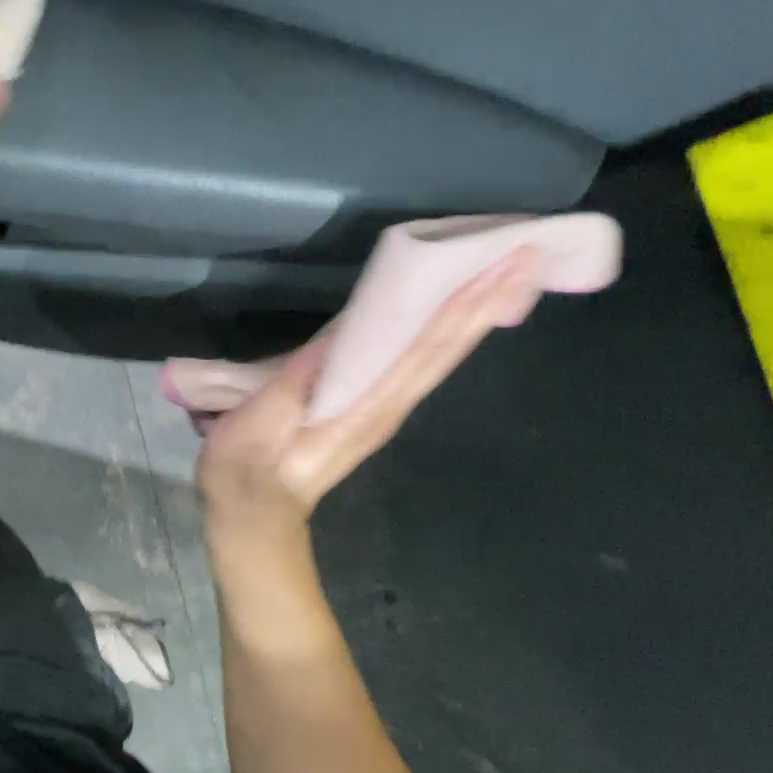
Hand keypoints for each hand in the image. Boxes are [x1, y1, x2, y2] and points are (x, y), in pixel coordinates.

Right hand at [197, 252, 542, 542]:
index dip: (460, 305)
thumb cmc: (245, 472)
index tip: (504, 261)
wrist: (251, 518)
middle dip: (484, 301)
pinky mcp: (368, 412)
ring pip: (437, 358)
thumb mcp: (254, 427)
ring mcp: (380, 413)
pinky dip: (443, 337)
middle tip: (526, 254)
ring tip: (505, 277)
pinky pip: (416, 367)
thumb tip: (337, 337)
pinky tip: (453, 320)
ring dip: (472, 316)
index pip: (421, 349)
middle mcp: (386, 407)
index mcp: (362, 408)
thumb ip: (293, 385)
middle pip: (442, 350)